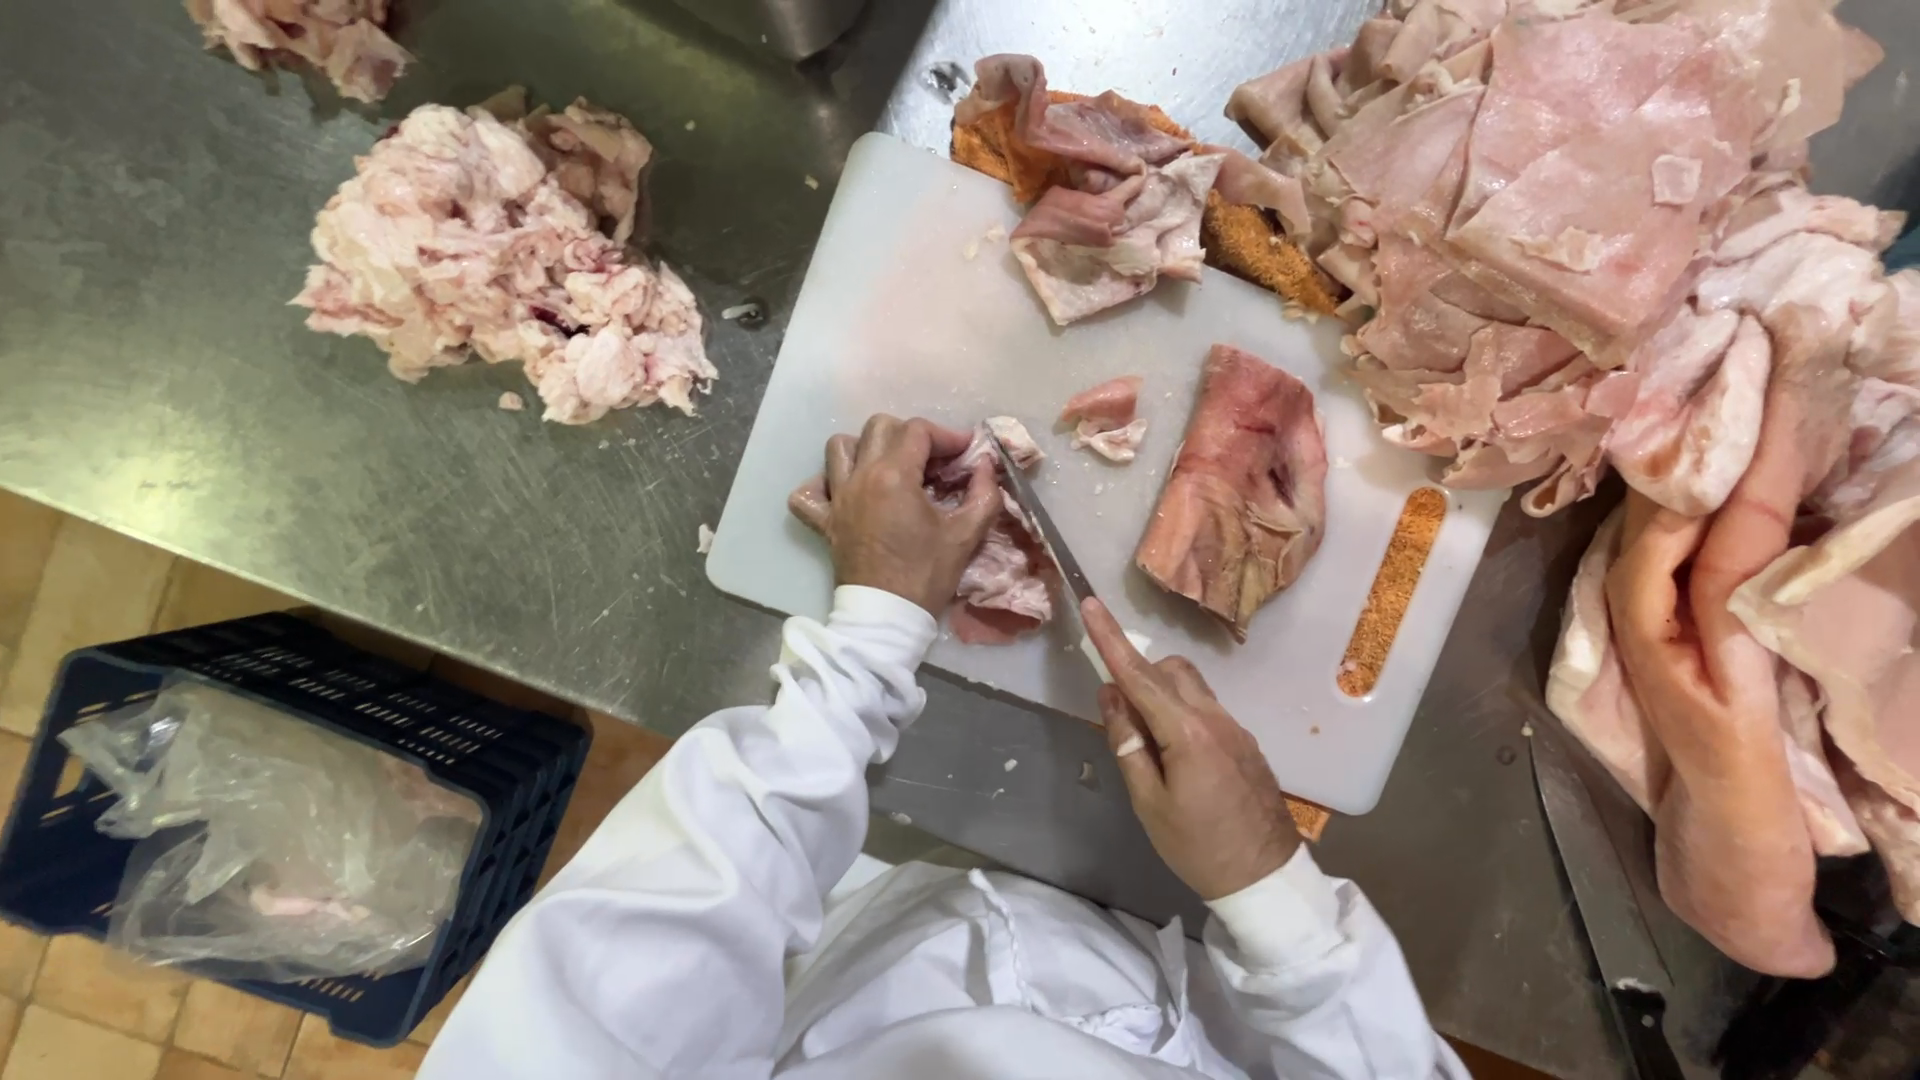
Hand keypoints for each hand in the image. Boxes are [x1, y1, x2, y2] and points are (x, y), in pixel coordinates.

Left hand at [788, 415, 1001, 615]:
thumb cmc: (927, 575)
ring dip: (865, 448)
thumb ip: (984, 494)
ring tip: (889, 468)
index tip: (964, 454)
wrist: (887, 617)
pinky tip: (844, 492)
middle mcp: (860, 478)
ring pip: (839, 448)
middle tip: (932, 461)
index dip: (946, 436)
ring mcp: (837, 499)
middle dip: (910, 435)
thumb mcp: (966, 535)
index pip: (918, 431)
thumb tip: (986, 466)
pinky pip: (808, 493)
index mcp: (894, 477)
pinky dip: (822, 485)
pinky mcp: (824, 522)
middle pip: (879, 427)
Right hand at [1082, 597, 1300, 899]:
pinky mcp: (1245, 741)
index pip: (1139, 674)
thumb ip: (1127, 742)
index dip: (1111, 639)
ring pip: (1191, 686)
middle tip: (1121, 714)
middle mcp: (1215, 717)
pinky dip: (1181, 712)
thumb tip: (1110, 695)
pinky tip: (1178, 757)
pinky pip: (1206, 707)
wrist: (1266, 880)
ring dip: (1162, 694)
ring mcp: (1235, 727)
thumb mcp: (1148, 801)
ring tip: (1150, 743)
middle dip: (1140, 674)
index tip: (1091, 604)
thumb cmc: (1197, 846)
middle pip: (1170, 669)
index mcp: (1187, 732)